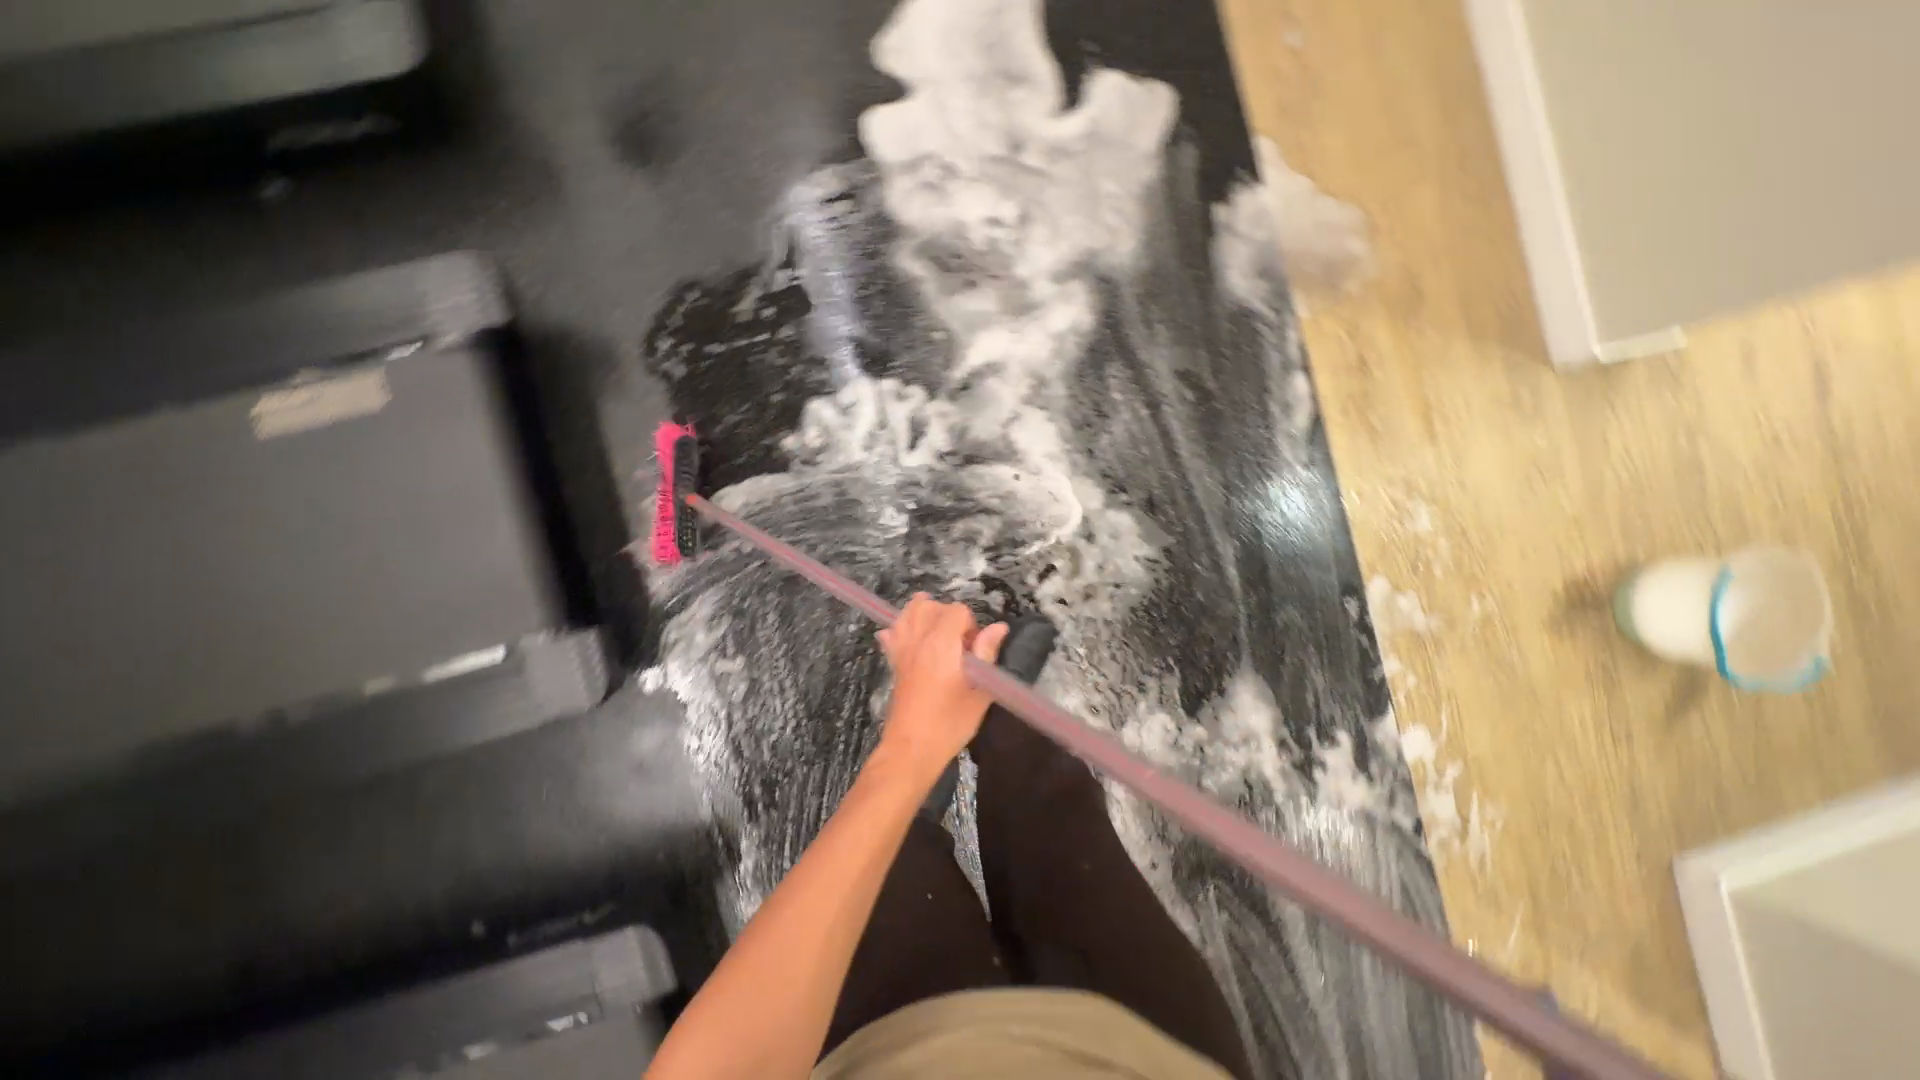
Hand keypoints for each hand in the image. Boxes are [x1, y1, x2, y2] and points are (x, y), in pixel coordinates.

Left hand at [875, 594, 1008, 774]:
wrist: (912, 747)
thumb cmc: (951, 722)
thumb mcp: (980, 691)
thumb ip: (987, 654)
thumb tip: (999, 627)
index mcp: (942, 642)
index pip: (957, 610)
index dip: (971, 625)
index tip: (975, 650)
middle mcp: (919, 639)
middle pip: (929, 605)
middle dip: (947, 615)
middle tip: (960, 643)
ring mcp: (902, 650)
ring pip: (907, 613)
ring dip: (923, 614)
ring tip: (938, 631)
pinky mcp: (894, 663)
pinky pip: (892, 633)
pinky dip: (901, 629)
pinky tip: (912, 641)